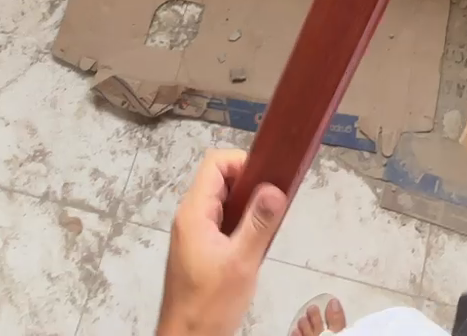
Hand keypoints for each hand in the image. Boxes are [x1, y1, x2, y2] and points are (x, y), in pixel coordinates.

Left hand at [158, 149, 287, 335]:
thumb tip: (275, 187)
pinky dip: (240, 222)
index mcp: (194, 212)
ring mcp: (193, 233)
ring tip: (267, 223)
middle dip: (248, 184)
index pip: (215, 164)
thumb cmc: (210, 304)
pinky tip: (255, 242)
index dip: (242, 162)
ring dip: (247, 205)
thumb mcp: (241, 263)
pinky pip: (222, 220)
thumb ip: (259, 223)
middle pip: (219, 180)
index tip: (267, 179)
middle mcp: (190, 217)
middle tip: (272, 202)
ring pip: (223, 201)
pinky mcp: (199, 249)